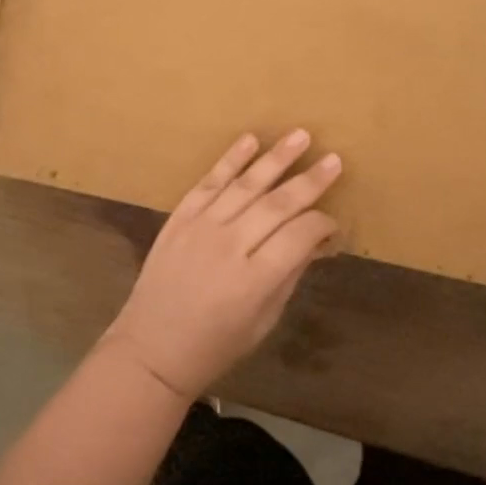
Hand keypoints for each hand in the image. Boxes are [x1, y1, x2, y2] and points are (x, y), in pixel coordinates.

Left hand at [102, 129, 342, 398]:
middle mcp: (229, 246)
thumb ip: (289, 275)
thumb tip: (316, 242)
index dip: (322, 225)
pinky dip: (230, 160)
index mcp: (254, 281)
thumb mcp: (262, 321)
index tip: (334, 223)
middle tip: (334, 160)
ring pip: (245, 185)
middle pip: (277, 204)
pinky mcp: (180, 218)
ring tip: (301, 135)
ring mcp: (201, 228)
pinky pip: (208, 183)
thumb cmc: (214, 345)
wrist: (151, 349)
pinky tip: (250, 140)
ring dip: (276, 158)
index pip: (299, 236)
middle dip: (310, 181)